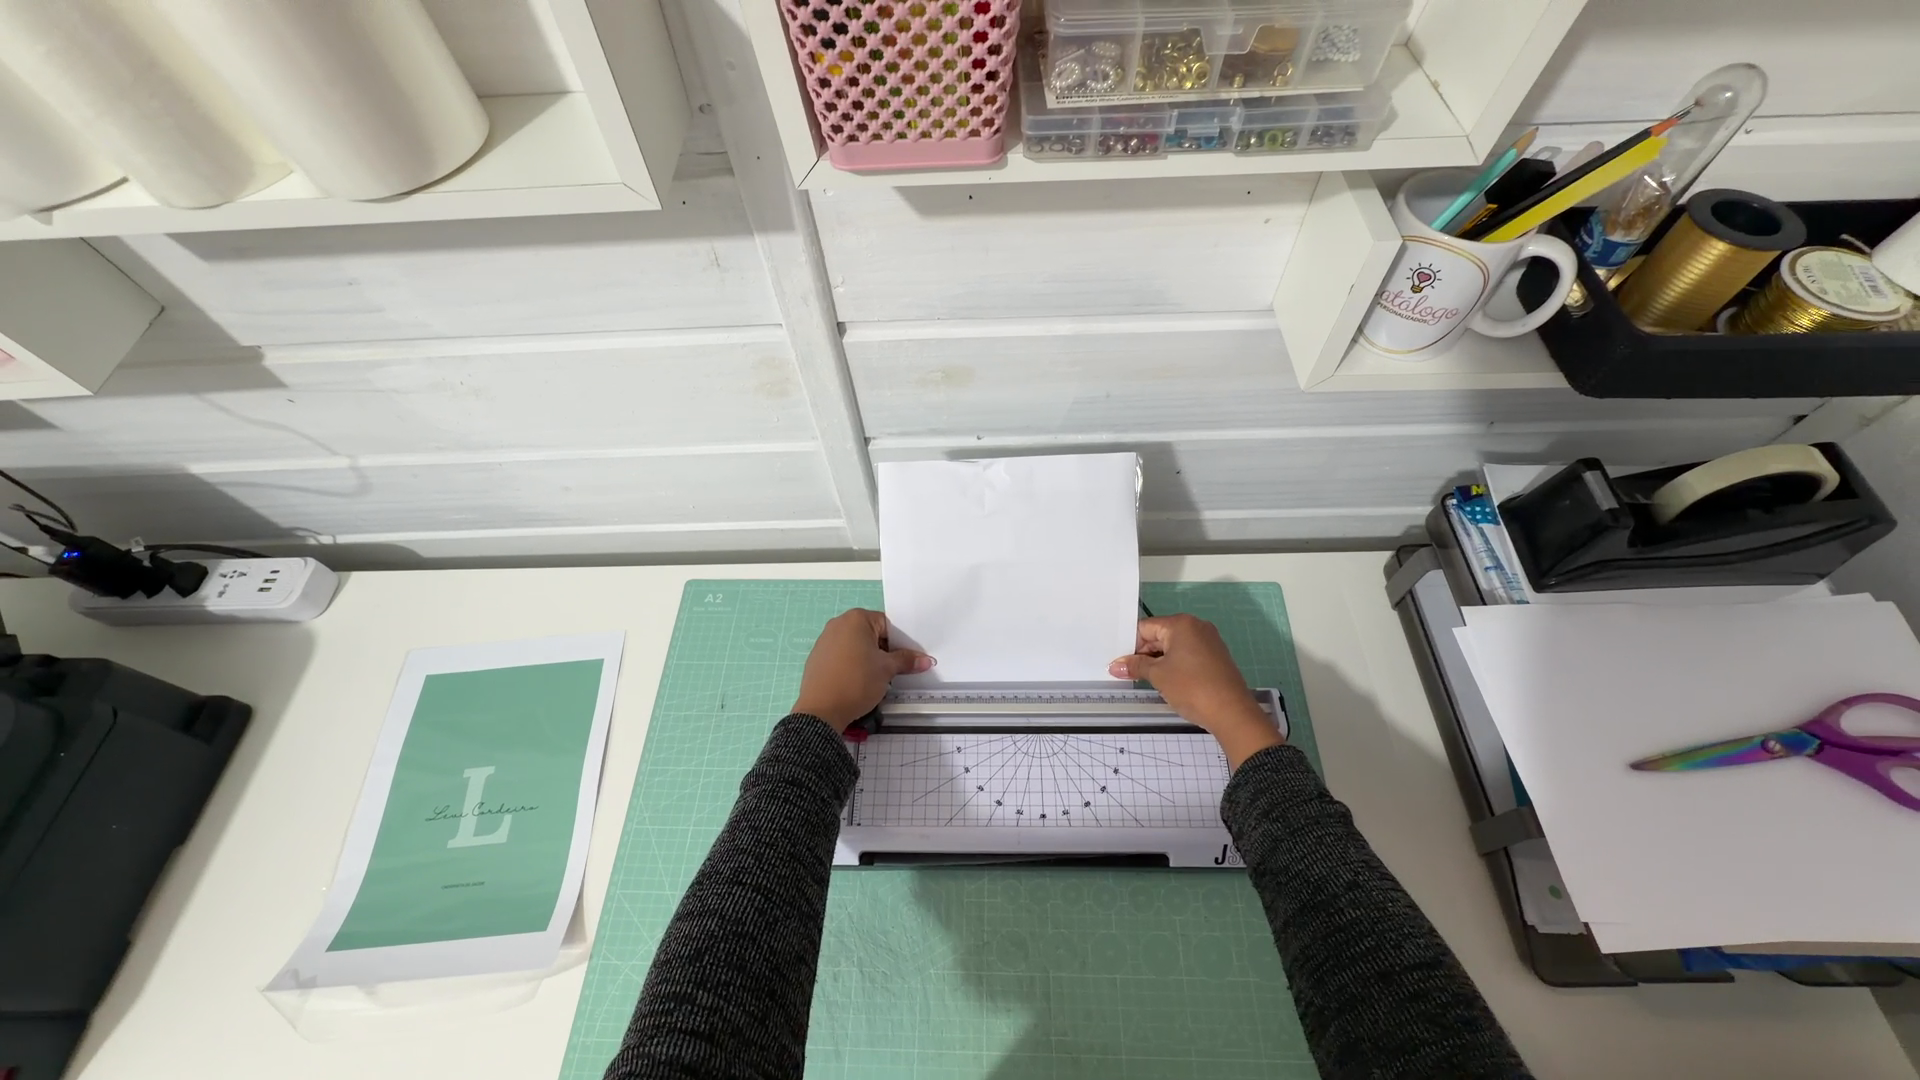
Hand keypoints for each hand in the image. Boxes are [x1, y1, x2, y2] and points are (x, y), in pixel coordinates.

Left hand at [791, 608, 933, 730]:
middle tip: (896, 669)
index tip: (908, 658)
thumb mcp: (886, 670)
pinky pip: (842, 655)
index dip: (901, 642)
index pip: (888, 624)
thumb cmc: (857, 681)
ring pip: (856, 645)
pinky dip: (853, 664)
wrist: (821, 711)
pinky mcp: (817, 657)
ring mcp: (825, 640)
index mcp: (856, 619)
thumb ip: (906, 661)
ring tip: (877, 678)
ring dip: (869, 658)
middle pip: (871, 634)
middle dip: (885, 650)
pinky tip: (858, 682)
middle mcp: (838, 623)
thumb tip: (926, 660)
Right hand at [1110, 614, 1283, 768]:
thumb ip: (1135, 666)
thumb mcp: (1158, 676)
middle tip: (1129, 673)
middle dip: (1144, 654)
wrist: (1232, 712)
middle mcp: (1196, 627)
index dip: (1130, 645)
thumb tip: (1114, 666)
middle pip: (1160, 635)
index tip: (1120, 663)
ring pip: (1174, 647)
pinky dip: (1174, 665)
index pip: (1146, 628)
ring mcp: (1209, 641)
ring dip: (1159, 662)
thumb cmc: (1191, 688)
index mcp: (1181, 624)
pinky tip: (1168, 682)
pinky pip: (1187, 655)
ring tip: (1146, 680)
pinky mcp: (1215, 656)